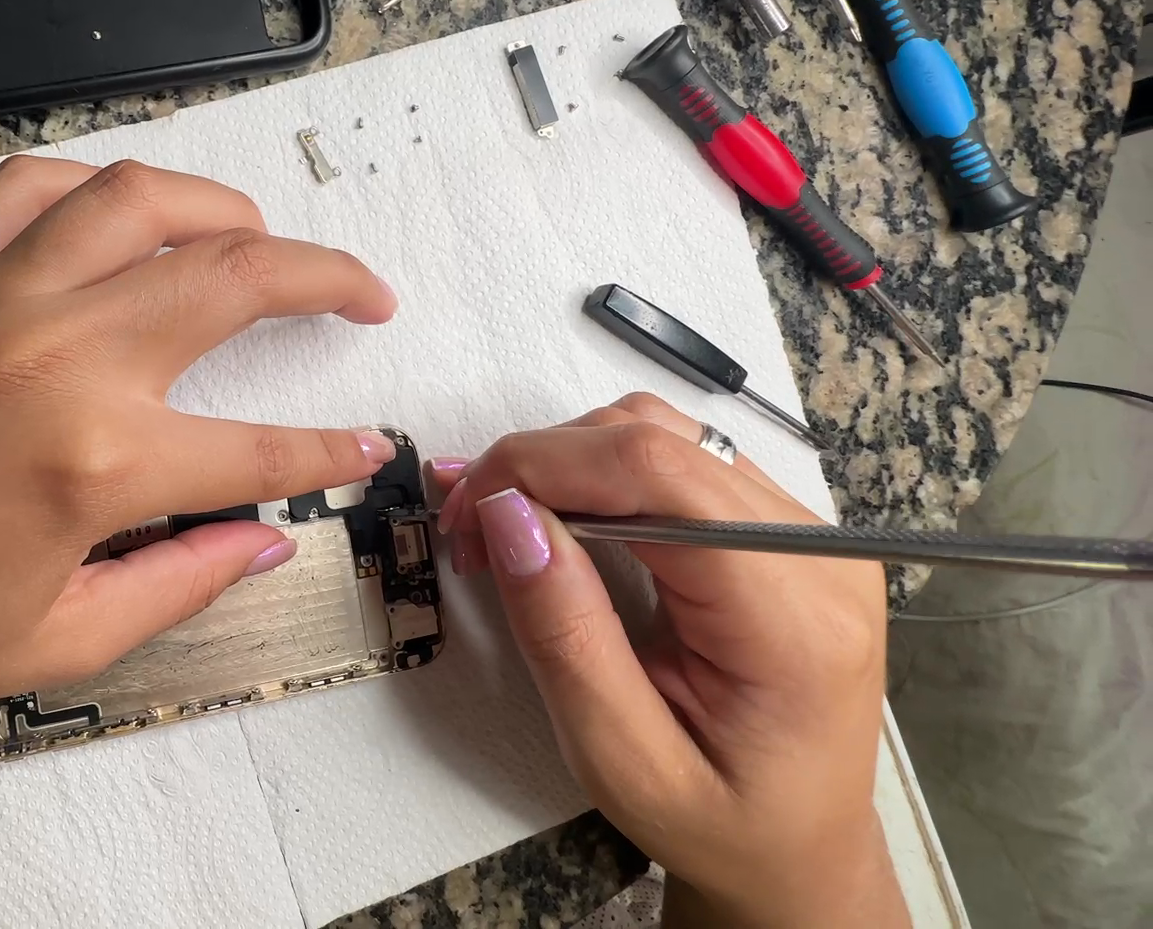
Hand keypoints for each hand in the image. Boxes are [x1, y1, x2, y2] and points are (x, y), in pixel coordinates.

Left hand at [0, 156, 398, 742]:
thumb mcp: (58, 643)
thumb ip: (183, 583)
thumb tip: (268, 540)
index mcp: (96, 464)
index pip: (261, 448)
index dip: (332, 451)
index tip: (369, 444)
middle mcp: (56, 355)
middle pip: (233, 277)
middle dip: (327, 277)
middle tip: (367, 290)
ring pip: (140, 202)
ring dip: (223, 206)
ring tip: (258, 235)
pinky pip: (24, 187)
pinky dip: (92, 187)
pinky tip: (119, 215)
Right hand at [432, 394, 907, 927]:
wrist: (796, 845)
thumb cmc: (716, 822)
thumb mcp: (619, 756)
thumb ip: (563, 632)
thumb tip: (504, 511)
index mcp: (791, 615)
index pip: (652, 472)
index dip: (538, 467)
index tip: (463, 515)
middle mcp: (810, 548)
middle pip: (648, 437)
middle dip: (533, 463)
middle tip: (468, 527)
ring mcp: (797, 526)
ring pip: (652, 429)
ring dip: (558, 460)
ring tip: (506, 522)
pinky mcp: (768, 522)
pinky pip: (665, 454)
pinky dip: (587, 468)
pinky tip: (553, 513)